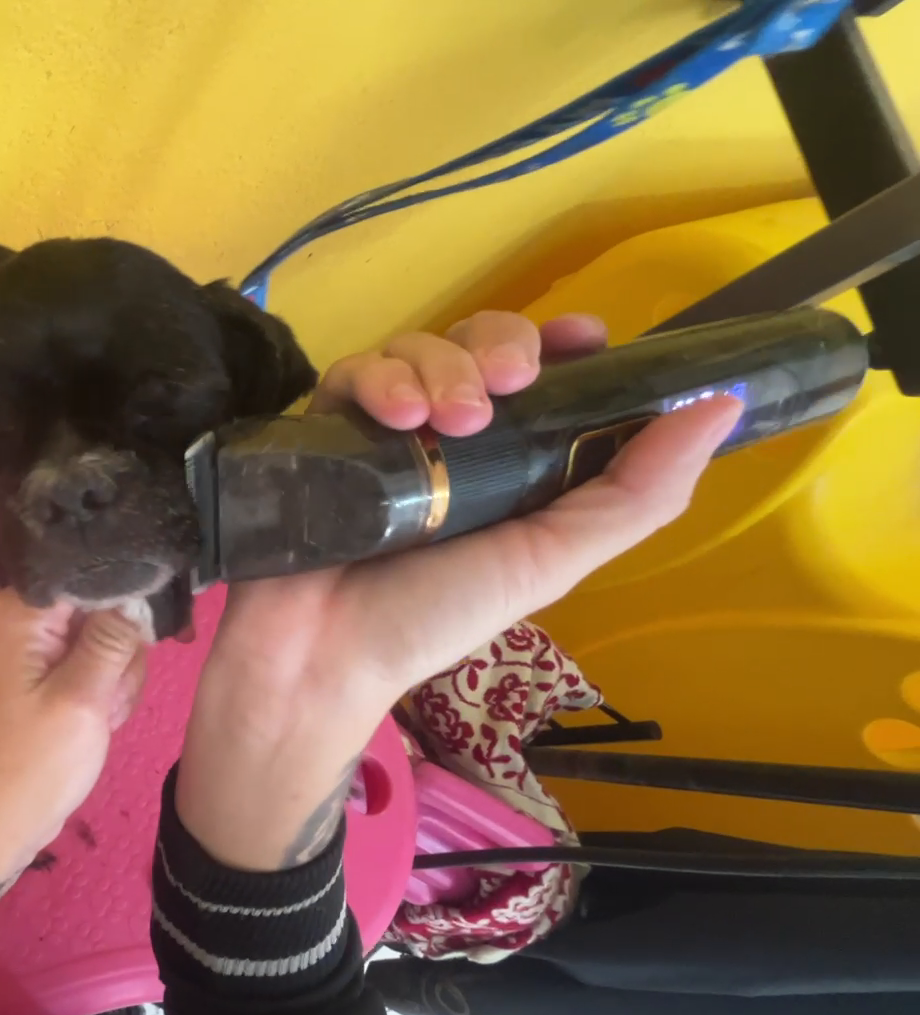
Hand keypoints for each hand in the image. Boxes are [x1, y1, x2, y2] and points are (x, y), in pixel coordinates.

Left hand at [0, 592, 146, 1011]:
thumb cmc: (34, 763)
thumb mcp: (83, 699)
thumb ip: (113, 639)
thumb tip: (138, 590)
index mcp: (21, 611)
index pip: (87, 570)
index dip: (125, 594)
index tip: (145, 632)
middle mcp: (23, 618)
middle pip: (101, 603)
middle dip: (121, 648)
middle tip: (109, 694)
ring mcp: (34, 646)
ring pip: (105, 636)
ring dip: (117, 676)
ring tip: (100, 714)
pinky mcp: (45, 672)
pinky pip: (92, 662)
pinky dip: (104, 689)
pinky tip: (97, 719)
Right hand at [178, 311, 743, 871]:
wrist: (320, 649)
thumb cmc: (430, 617)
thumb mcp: (547, 564)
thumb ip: (632, 496)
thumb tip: (719, 404)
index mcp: (504, 464)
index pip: (538, 376)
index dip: (560, 343)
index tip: (577, 340)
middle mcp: (440, 438)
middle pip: (472, 344)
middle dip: (494, 349)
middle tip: (504, 389)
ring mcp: (375, 432)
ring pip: (410, 349)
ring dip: (438, 366)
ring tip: (440, 423)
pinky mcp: (319, 432)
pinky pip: (347, 375)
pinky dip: (376, 379)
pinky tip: (394, 416)